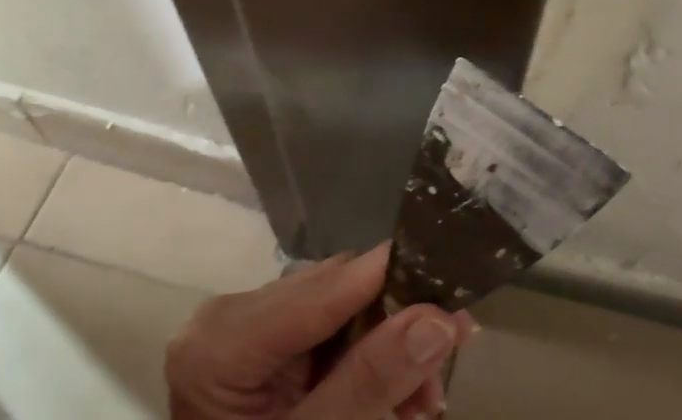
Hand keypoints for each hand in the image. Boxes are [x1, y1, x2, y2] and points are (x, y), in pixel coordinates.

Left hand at [167, 244, 476, 419]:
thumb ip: (368, 383)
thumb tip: (438, 319)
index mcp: (224, 338)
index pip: (328, 286)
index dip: (397, 280)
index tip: (458, 293)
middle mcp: (230, 315)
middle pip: (337, 292)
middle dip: (397, 327)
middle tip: (444, 372)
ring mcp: (244, 328)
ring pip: (340, 309)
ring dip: (389, 348)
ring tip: (425, 401)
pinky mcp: (259, 347)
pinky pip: (326, 333)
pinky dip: (364, 361)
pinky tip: (396, 396)